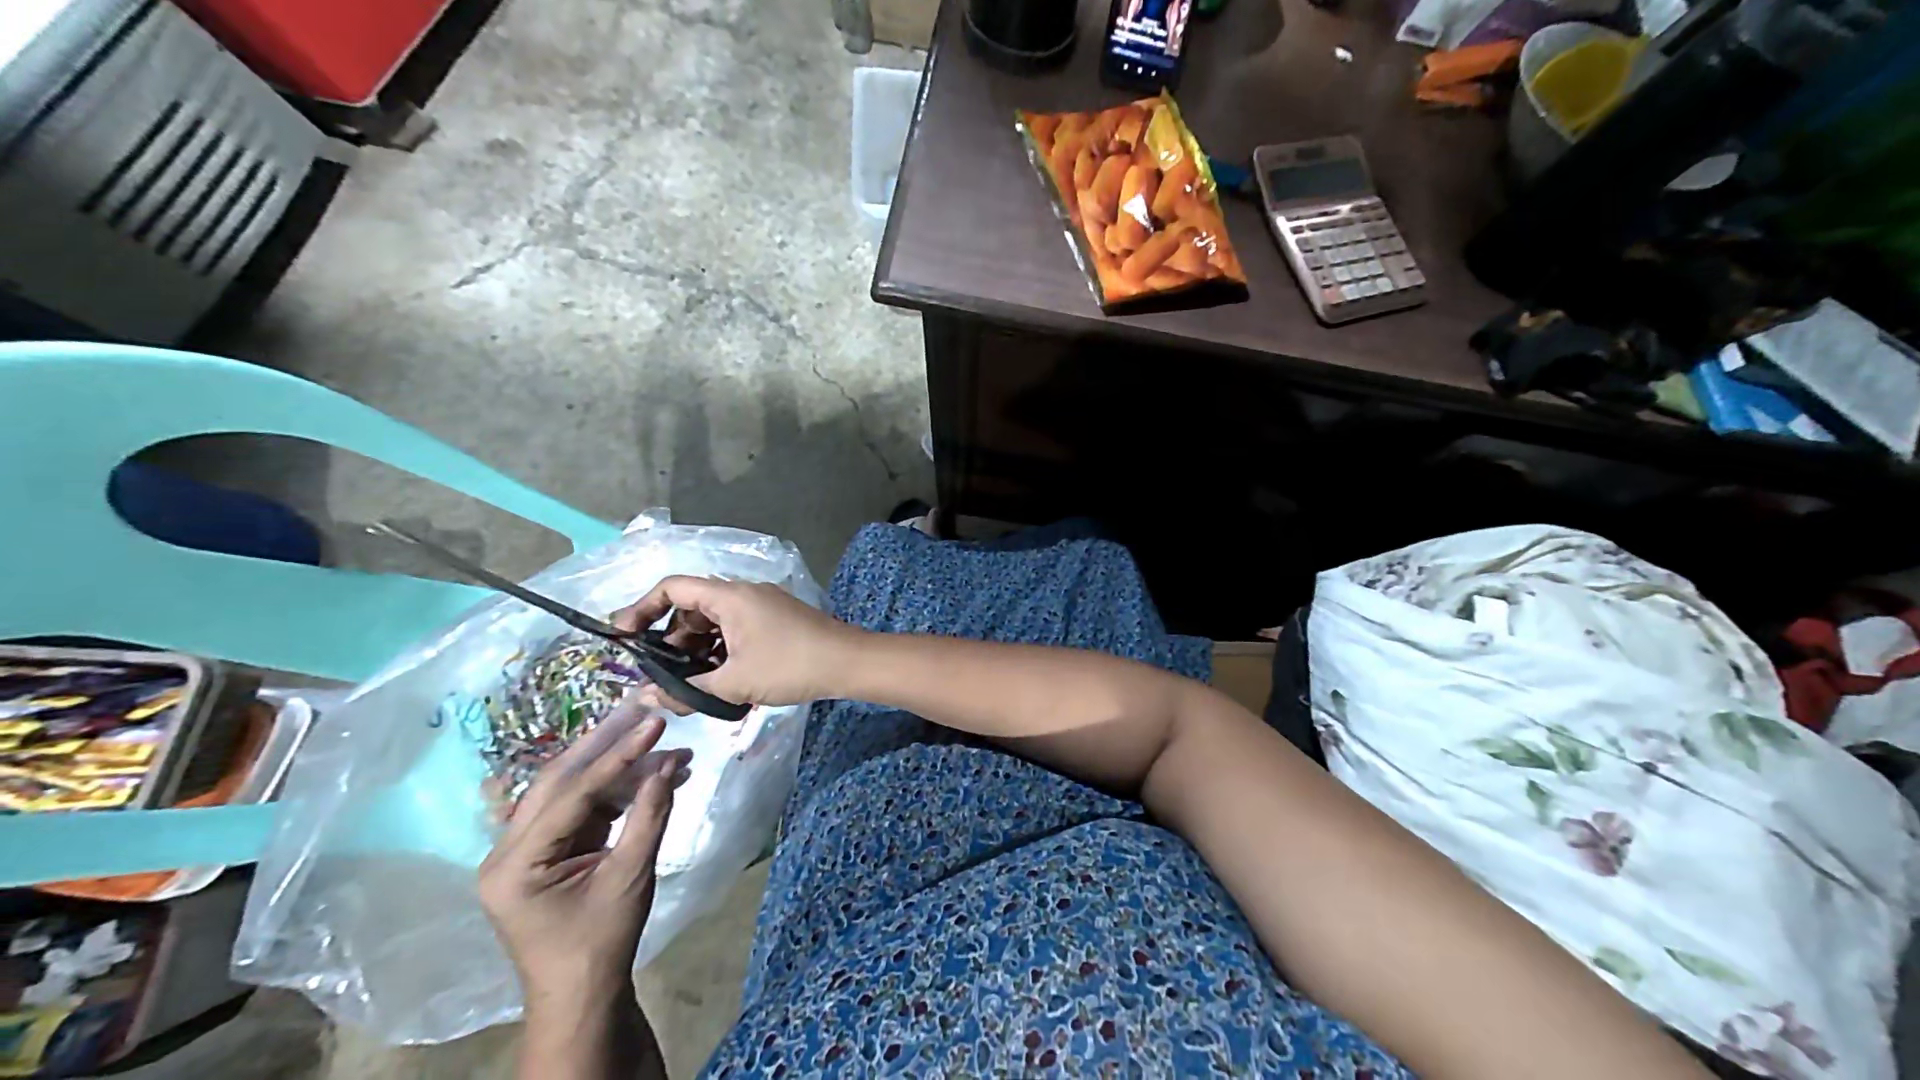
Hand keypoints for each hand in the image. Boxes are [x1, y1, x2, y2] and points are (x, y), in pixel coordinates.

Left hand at [477, 695, 690, 1011]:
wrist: (583, 993)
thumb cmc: (601, 942)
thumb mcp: (630, 877)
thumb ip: (649, 815)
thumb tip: (670, 763)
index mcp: (515, 863)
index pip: (571, 793)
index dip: (618, 756)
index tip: (654, 725)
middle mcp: (508, 849)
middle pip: (560, 779)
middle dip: (607, 744)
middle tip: (646, 713)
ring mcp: (525, 849)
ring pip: (572, 788)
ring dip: (618, 765)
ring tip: (664, 744)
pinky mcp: (547, 850)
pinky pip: (582, 807)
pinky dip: (617, 789)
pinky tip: (653, 774)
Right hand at [611, 577, 862, 713]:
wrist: (849, 663)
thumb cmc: (790, 666)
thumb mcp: (735, 683)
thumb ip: (688, 691)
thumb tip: (648, 699)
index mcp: (729, 596)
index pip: (672, 588)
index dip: (642, 609)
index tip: (624, 638)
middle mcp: (743, 593)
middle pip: (692, 607)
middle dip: (671, 640)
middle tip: (660, 674)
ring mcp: (762, 606)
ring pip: (714, 622)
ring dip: (697, 650)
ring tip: (688, 684)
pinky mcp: (775, 621)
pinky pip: (735, 629)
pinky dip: (721, 651)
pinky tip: (719, 681)